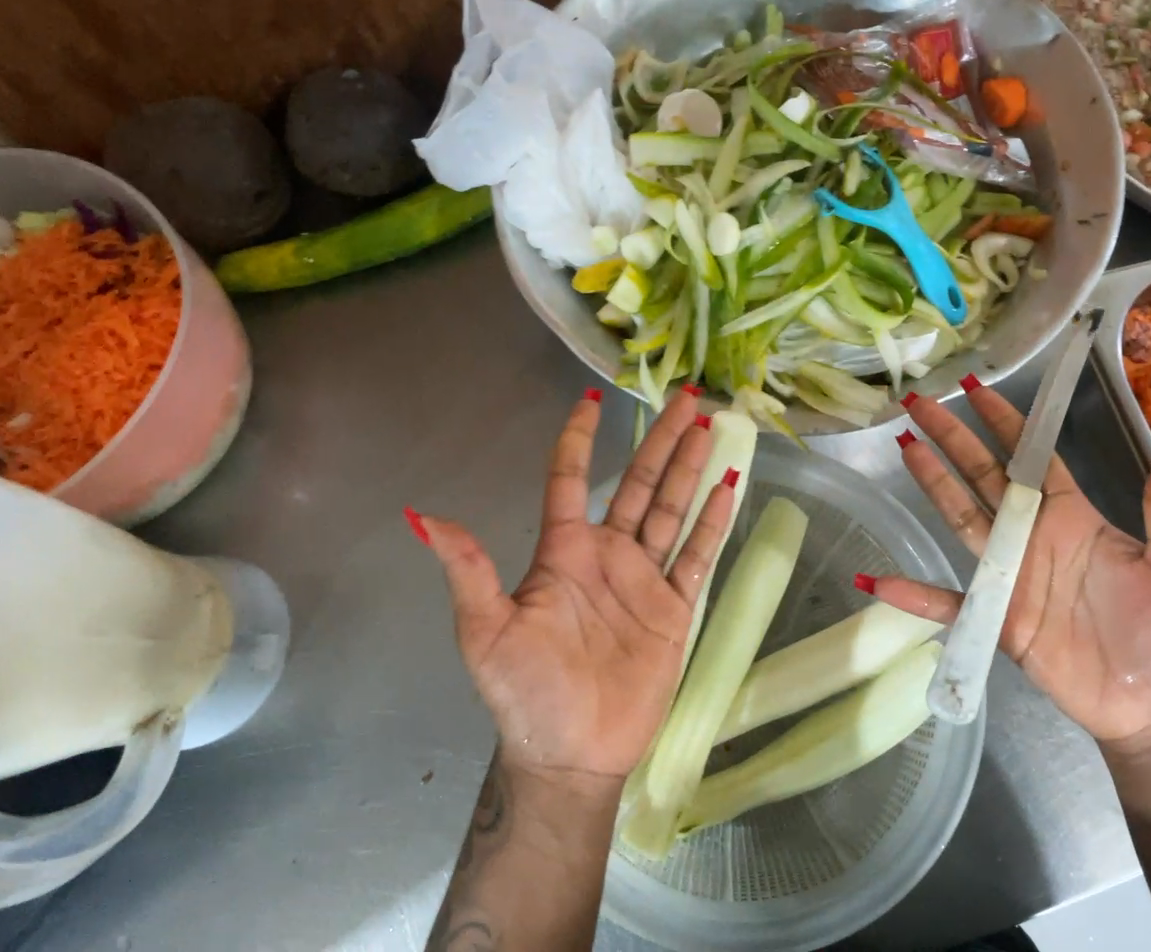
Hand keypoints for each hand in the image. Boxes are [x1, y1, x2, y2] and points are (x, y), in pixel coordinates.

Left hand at [411, 389, 734, 784]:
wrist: (571, 752)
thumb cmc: (525, 692)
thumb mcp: (486, 631)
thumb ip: (468, 571)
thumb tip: (423, 517)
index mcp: (563, 552)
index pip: (570, 480)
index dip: (580, 439)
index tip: (594, 398)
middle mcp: (606, 554)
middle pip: (637, 484)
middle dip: (660, 440)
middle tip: (686, 397)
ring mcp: (644, 579)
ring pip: (671, 510)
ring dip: (690, 469)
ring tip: (710, 427)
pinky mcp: (673, 608)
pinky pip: (697, 556)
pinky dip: (712, 522)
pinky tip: (728, 488)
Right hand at [874, 382, 1150, 747]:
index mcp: (1073, 517)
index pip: (1030, 457)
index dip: (1003, 421)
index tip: (974, 388)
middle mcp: (1033, 537)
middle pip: (983, 477)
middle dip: (952, 438)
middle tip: (918, 404)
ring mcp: (1010, 577)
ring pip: (962, 520)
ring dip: (933, 485)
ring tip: (904, 449)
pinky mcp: (997, 621)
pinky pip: (947, 604)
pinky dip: (912, 595)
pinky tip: (876, 581)